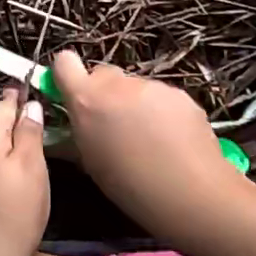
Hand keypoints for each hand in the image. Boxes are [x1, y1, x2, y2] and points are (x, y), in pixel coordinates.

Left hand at [0, 85, 49, 255]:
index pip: (4, 104)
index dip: (20, 94)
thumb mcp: (31, 167)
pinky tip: (13, 173)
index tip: (33, 85)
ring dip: (6, 142)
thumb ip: (30, 132)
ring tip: (31, 143)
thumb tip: (29, 104)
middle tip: (38, 114)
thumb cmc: (13, 212)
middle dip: (13, 118)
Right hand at [51, 51, 242, 225]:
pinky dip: (162, 112)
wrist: (191, 194)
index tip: (73, 94)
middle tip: (114, 124)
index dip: (67, 75)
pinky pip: (161, 96)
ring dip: (135, 104)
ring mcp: (151, 86)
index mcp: (86, 99)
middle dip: (104, 93)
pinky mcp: (180, 94)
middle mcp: (117, 84)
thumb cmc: (129, 185)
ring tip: (149, 139)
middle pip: (102, 73)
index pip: (64, 62)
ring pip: (134, 87)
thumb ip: (77, 133)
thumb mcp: (89, 162)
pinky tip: (172, 140)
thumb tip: (67, 127)